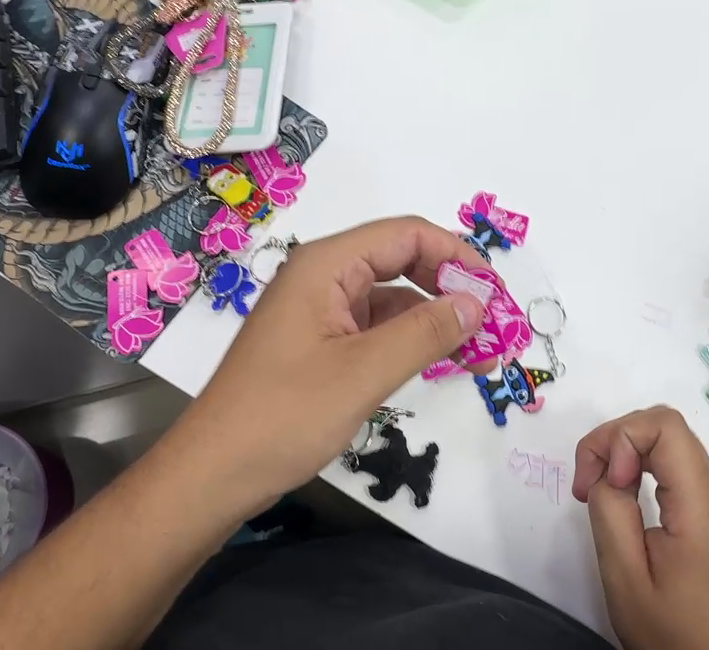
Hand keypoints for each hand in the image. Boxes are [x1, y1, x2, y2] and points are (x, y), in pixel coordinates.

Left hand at [164, 217, 487, 517]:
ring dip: (435, 318)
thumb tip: (478, 302)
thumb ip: (425, 333)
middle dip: (450, 286)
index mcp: (326, 265)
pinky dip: (410, 339)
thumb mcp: (363, 372)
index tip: (495, 292)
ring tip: (480, 351)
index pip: (405, 234)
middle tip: (493, 323)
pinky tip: (440, 362)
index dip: (455, 255)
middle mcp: (323, 276)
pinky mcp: (320, 341)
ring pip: (392, 297)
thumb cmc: (283, 415)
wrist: (213, 474)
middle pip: (400, 260)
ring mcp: (320, 309)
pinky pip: (376, 326)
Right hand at [573, 407, 708, 649]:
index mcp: (705, 509)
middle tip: (587, 483)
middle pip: (666, 428)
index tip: (605, 481)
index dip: (623, 436)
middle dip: (616, 441)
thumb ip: (610, 509)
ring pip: (669, 442)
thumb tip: (609, 471)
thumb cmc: (667, 633)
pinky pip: (677, 465)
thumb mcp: (623, 576)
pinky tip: (623, 497)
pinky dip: (641, 467)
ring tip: (599, 490)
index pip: (666, 426)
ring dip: (626, 453)